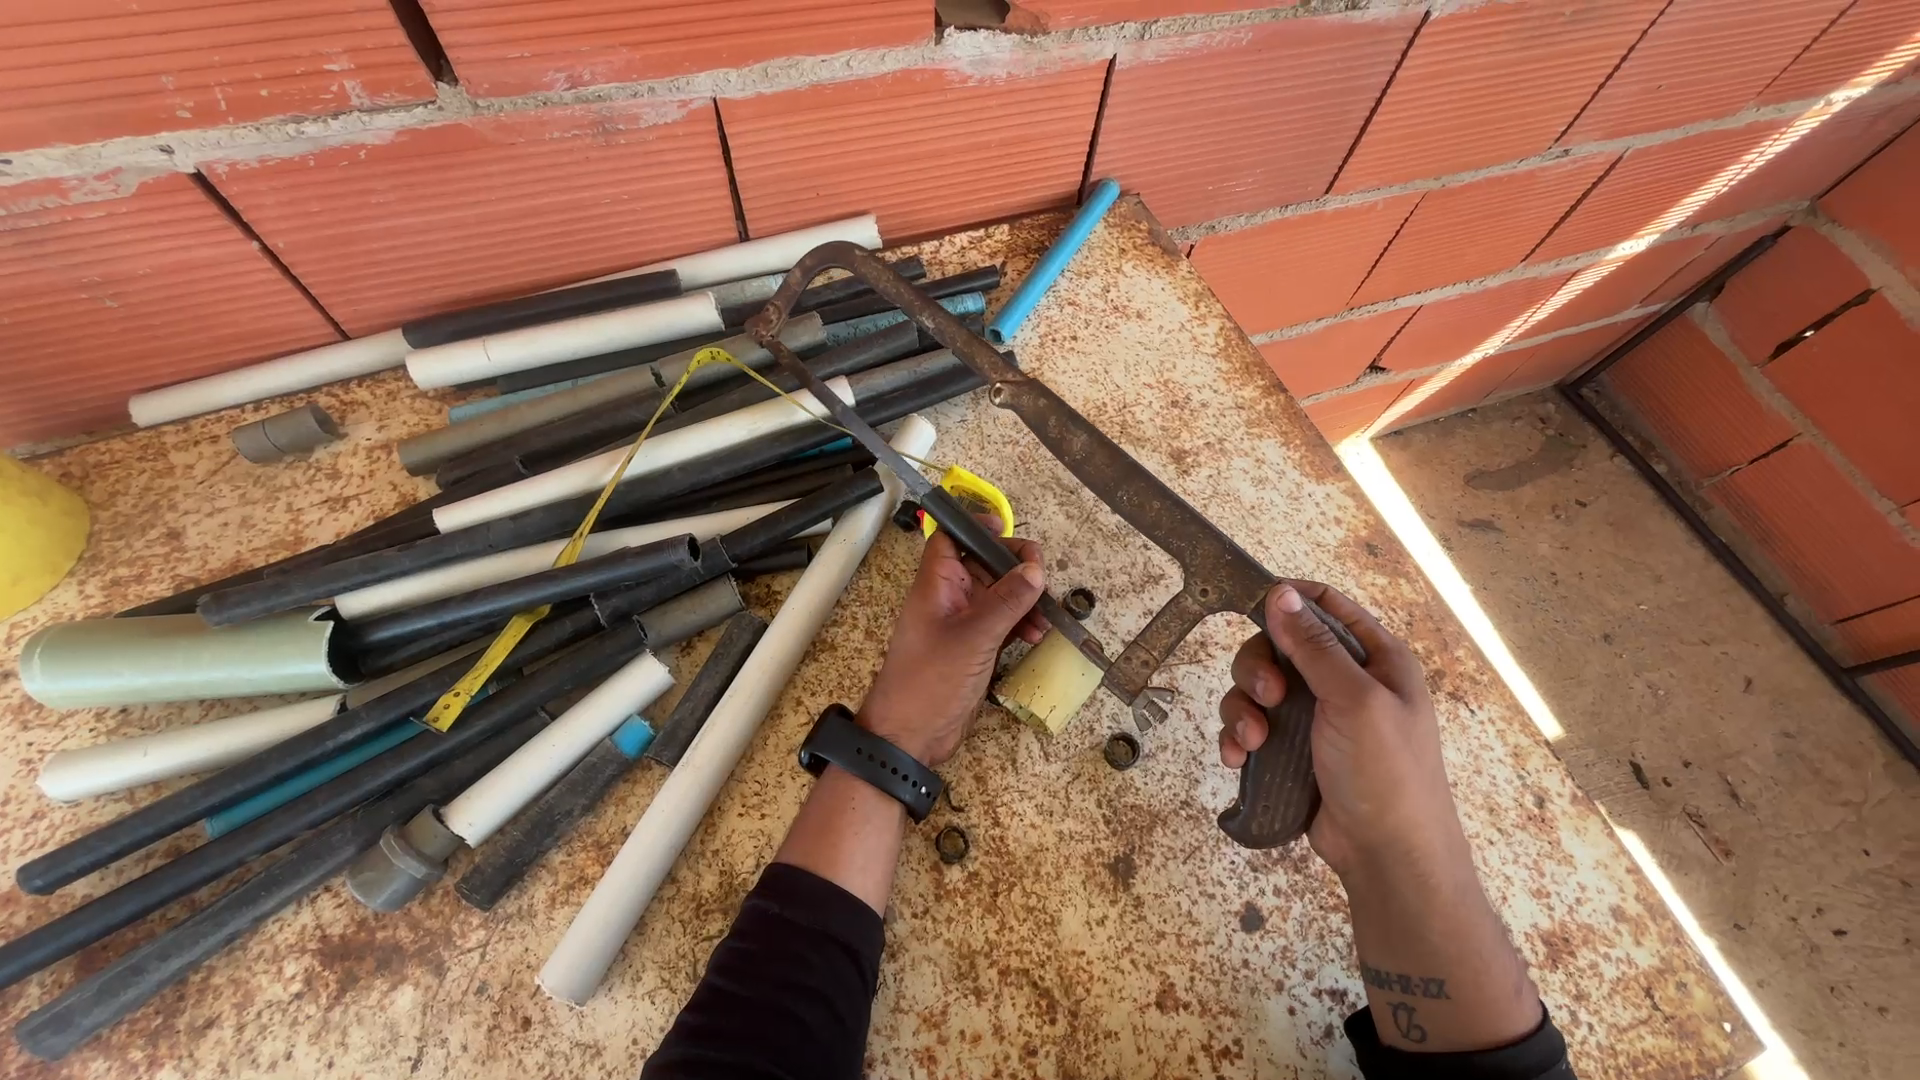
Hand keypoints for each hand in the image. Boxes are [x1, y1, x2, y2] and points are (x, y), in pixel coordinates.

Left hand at [859, 523, 1046, 766]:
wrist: (911, 735)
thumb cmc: (930, 680)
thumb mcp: (974, 637)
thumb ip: (1006, 602)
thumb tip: (1034, 570)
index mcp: (936, 585)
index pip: (949, 539)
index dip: (973, 526)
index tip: (1004, 527)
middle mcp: (948, 598)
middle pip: (982, 565)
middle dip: (1013, 567)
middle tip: (1041, 576)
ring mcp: (961, 624)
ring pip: (997, 596)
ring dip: (1023, 600)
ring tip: (1045, 616)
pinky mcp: (973, 648)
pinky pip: (1001, 624)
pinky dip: (1020, 625)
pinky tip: (1037, 636)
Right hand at [1217, 580, 1466, 879]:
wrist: (1387, 856)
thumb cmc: (1386, 772)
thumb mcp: (1354, 700)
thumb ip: (1314, 646)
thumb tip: (1279, 592)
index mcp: (1374, 658)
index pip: (1326, 606)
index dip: (1289, 600)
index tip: (1254, 608)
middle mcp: (1343, 680)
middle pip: (1278, 646)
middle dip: (1259, 670)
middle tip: (1267, 697)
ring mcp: (1315, 716)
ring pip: (1257, 687)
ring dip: (1243, 709)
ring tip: (1252, 741)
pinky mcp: (1291, 748)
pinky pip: (1250, 725)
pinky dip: (1238, 737)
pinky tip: (1238, 758)